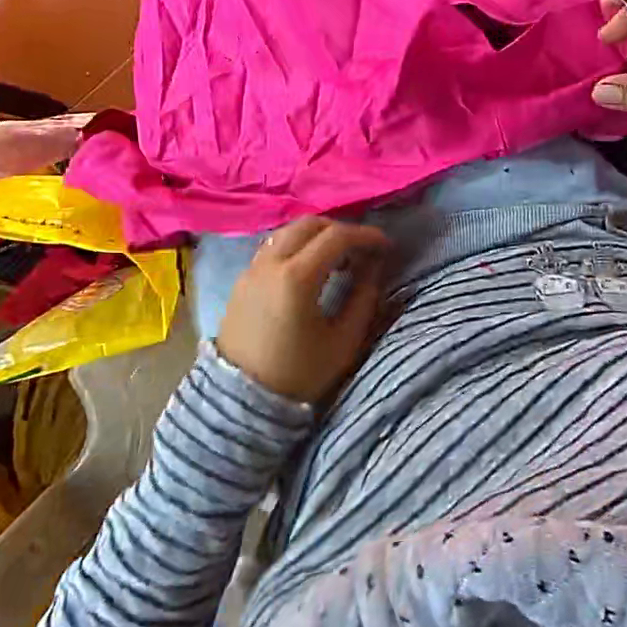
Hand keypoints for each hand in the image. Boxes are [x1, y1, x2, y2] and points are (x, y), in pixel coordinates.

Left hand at [216, 217, 390, 404]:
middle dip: (341, 230)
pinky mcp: (242, 280)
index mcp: (297, 278)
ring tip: (338, 259)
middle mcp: (271, 264)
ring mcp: (252, 269)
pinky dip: (297, 246)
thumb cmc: (298, 374)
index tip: (386, 246)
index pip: (337, 237)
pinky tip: (310, 268)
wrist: (240, 402)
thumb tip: (374, 266)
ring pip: (288, 232)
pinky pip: (273, 247)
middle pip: (310, 224)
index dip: (367, 236)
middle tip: (362, 250)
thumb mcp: (343, 340)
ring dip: (317, 235)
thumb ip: (363, 297)